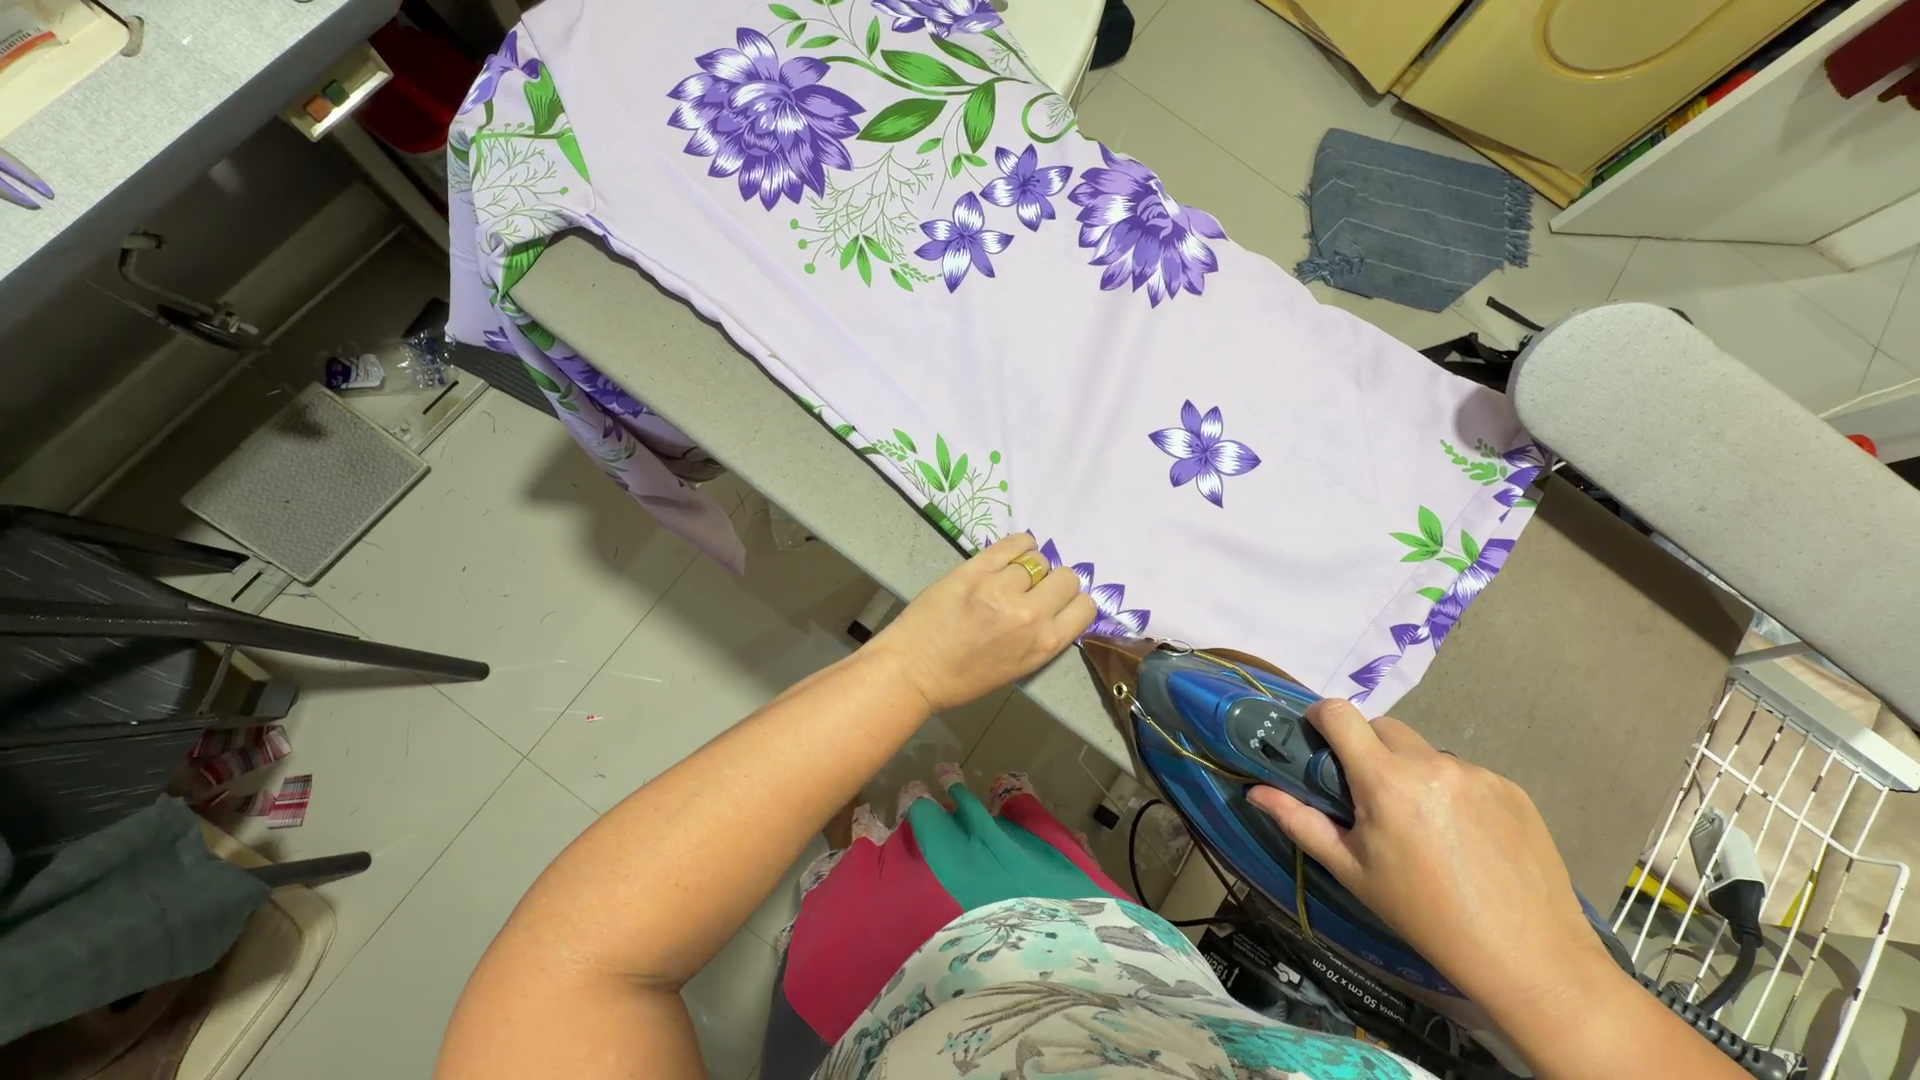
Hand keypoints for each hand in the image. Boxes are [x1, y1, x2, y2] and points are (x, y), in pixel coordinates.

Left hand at [865, 533, 1095, 713]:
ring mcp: (1001, 588)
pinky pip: (1014, 543)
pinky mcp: (976, 569)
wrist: (914, 670)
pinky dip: (1019, 544)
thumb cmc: (963, 678)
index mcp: (1043, 644)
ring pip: (1037, 559)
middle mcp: (1030, 615)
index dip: (1071, 602)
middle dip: (1054, 582)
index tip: (1057, 603)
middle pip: (1066, 577)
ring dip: (1028, 567)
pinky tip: (1011, 553)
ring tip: (1009, 578)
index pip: (1085, 607)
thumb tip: (1053, 606)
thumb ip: (1041, 636)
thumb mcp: (1018, 666)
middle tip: (1032, 590)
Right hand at [1248, 700, 1616, 1007]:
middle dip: (1366, 748)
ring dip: (1411, 772)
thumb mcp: (1352, 871)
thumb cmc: (1424, 915)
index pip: (1340, 714)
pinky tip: (1464, 838)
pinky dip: (1451, 792)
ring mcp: (1477, 774)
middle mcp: (1431, 763)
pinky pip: (1465, 774)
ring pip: (1425, 752)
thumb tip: (1255, 791)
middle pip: (1383, 727)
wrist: (1528, 956)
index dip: (1321, 718)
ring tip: (1423, 827)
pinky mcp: (1512, 789)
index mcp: (1386, 781)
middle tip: (1368, 796)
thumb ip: (1300, 822)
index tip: (1318, 741)